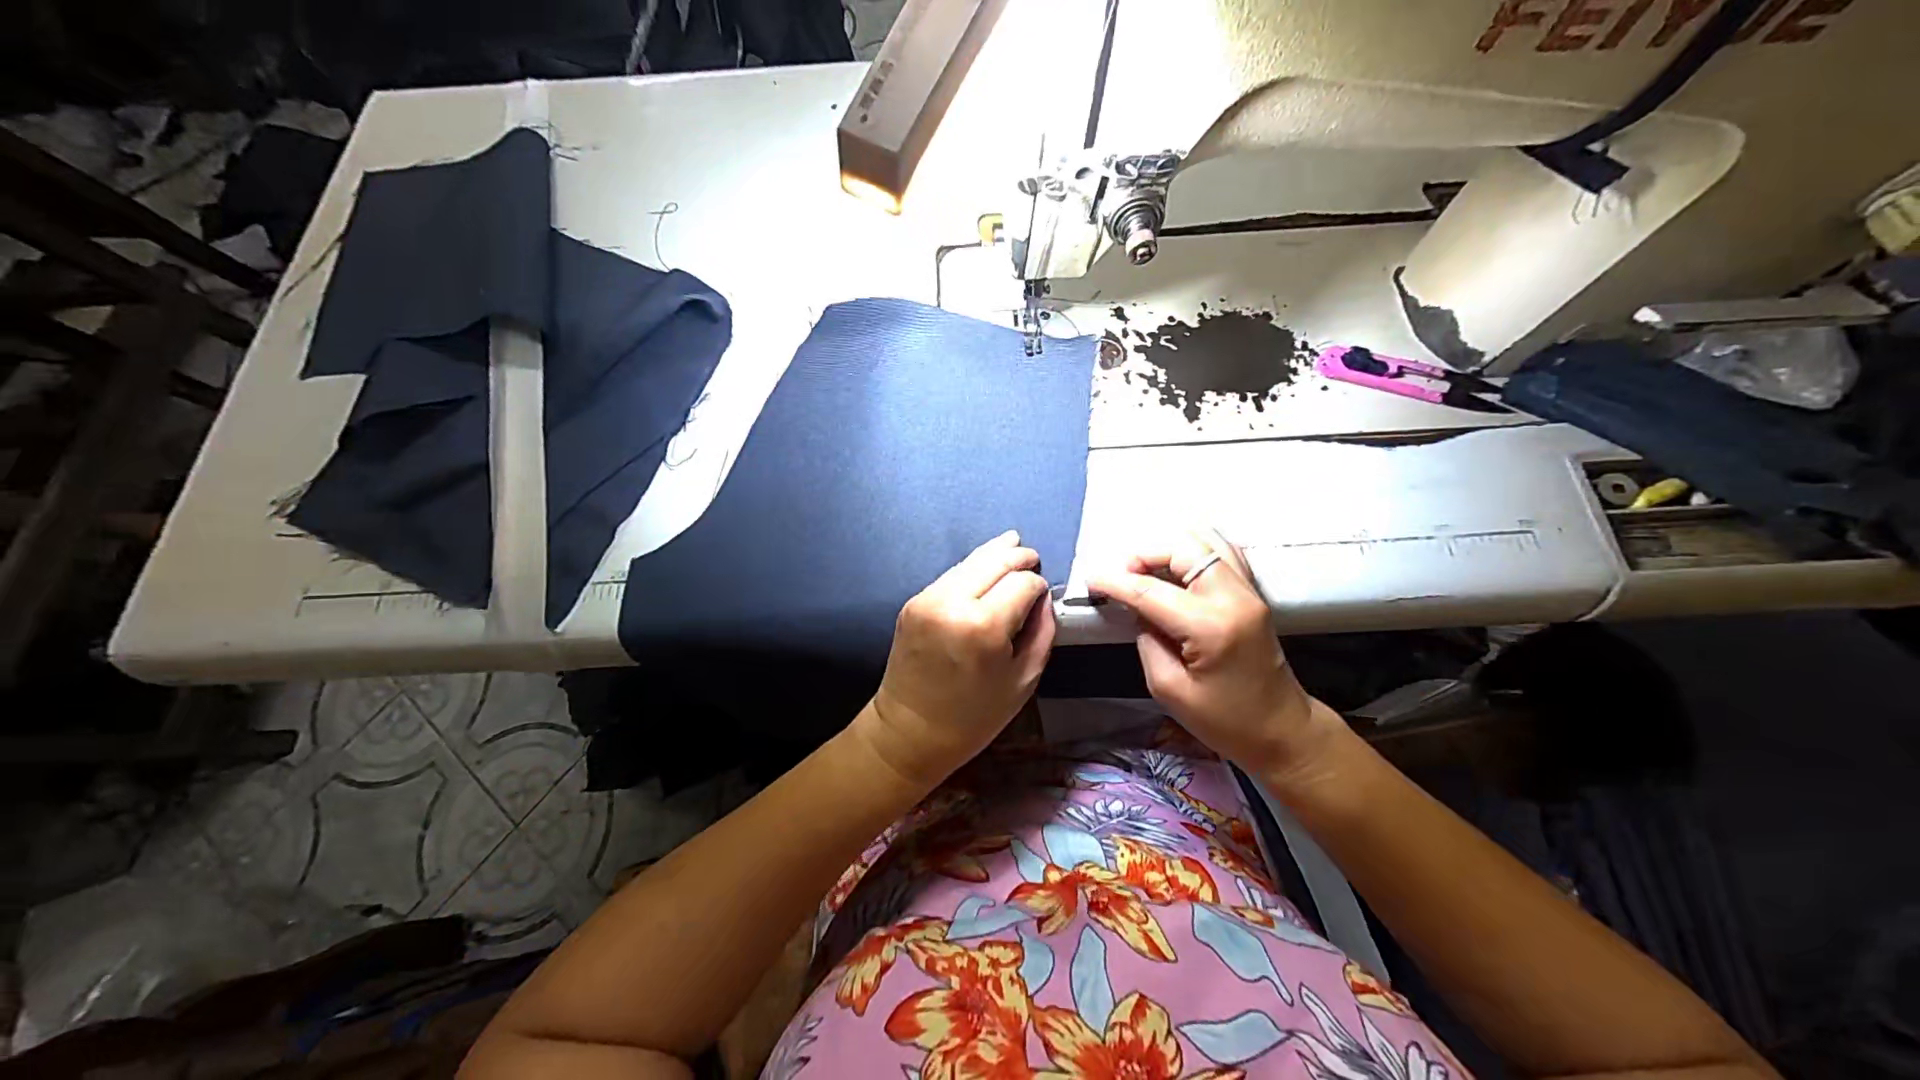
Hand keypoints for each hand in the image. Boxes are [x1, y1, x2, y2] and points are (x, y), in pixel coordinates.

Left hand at [852, 531, 1056, 787]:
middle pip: (994, 561)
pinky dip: (971, 571)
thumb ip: (1041, 631)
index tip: (1042, 598)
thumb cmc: (974, 717)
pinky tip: (984, 571)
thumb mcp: (1024, 679)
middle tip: (1032, 555)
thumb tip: (1043, 599)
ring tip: (1013, 545)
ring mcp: (927, 599)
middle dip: (1017, 556)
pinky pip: (950, 577)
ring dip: (993, 555)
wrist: (910, 732)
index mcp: (983, 626)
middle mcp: (952, 603)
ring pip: (969, 562)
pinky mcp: (913, 603)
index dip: (1038, 585)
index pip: (1022, 582)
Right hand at [1086, 530, 1343, 779]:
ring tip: (1149, 572)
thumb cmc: (1226, 721)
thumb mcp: (1169, 689)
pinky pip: (1224, 553)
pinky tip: (1177, 570)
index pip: (1151, 590)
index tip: (1092, 581)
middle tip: (1124, 578)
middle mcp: (1233, 598)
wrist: (1283, 731)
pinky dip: (1195, 553)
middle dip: (1146, 556)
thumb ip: (1147, 642)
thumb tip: (1139, 612)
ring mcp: (1249, 592)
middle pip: (1184, 549)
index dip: (1115, 583)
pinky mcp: (1254, 595)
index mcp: (1210, 625)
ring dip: (1171, 550)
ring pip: (1206, 542)